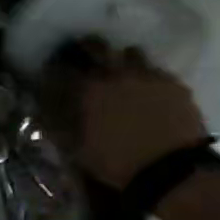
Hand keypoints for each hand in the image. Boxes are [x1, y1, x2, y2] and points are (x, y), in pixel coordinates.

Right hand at [58, 38, 208, 188]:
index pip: (64, 65)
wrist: (172, 172)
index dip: (57, 66)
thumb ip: (60, 127)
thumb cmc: (117, 163)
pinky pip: (158, 72)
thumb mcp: (78, 150)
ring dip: (124, 61)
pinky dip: (150, 78)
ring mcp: (148, 76)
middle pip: (97, 46)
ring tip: (124, 76)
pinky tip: (152, 94)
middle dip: (88, 49)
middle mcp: (116, 75)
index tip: (55, 70)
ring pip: (132, 53)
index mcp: (88, 90)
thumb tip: (44, 114)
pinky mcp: (175, 85)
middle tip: (87, 59)